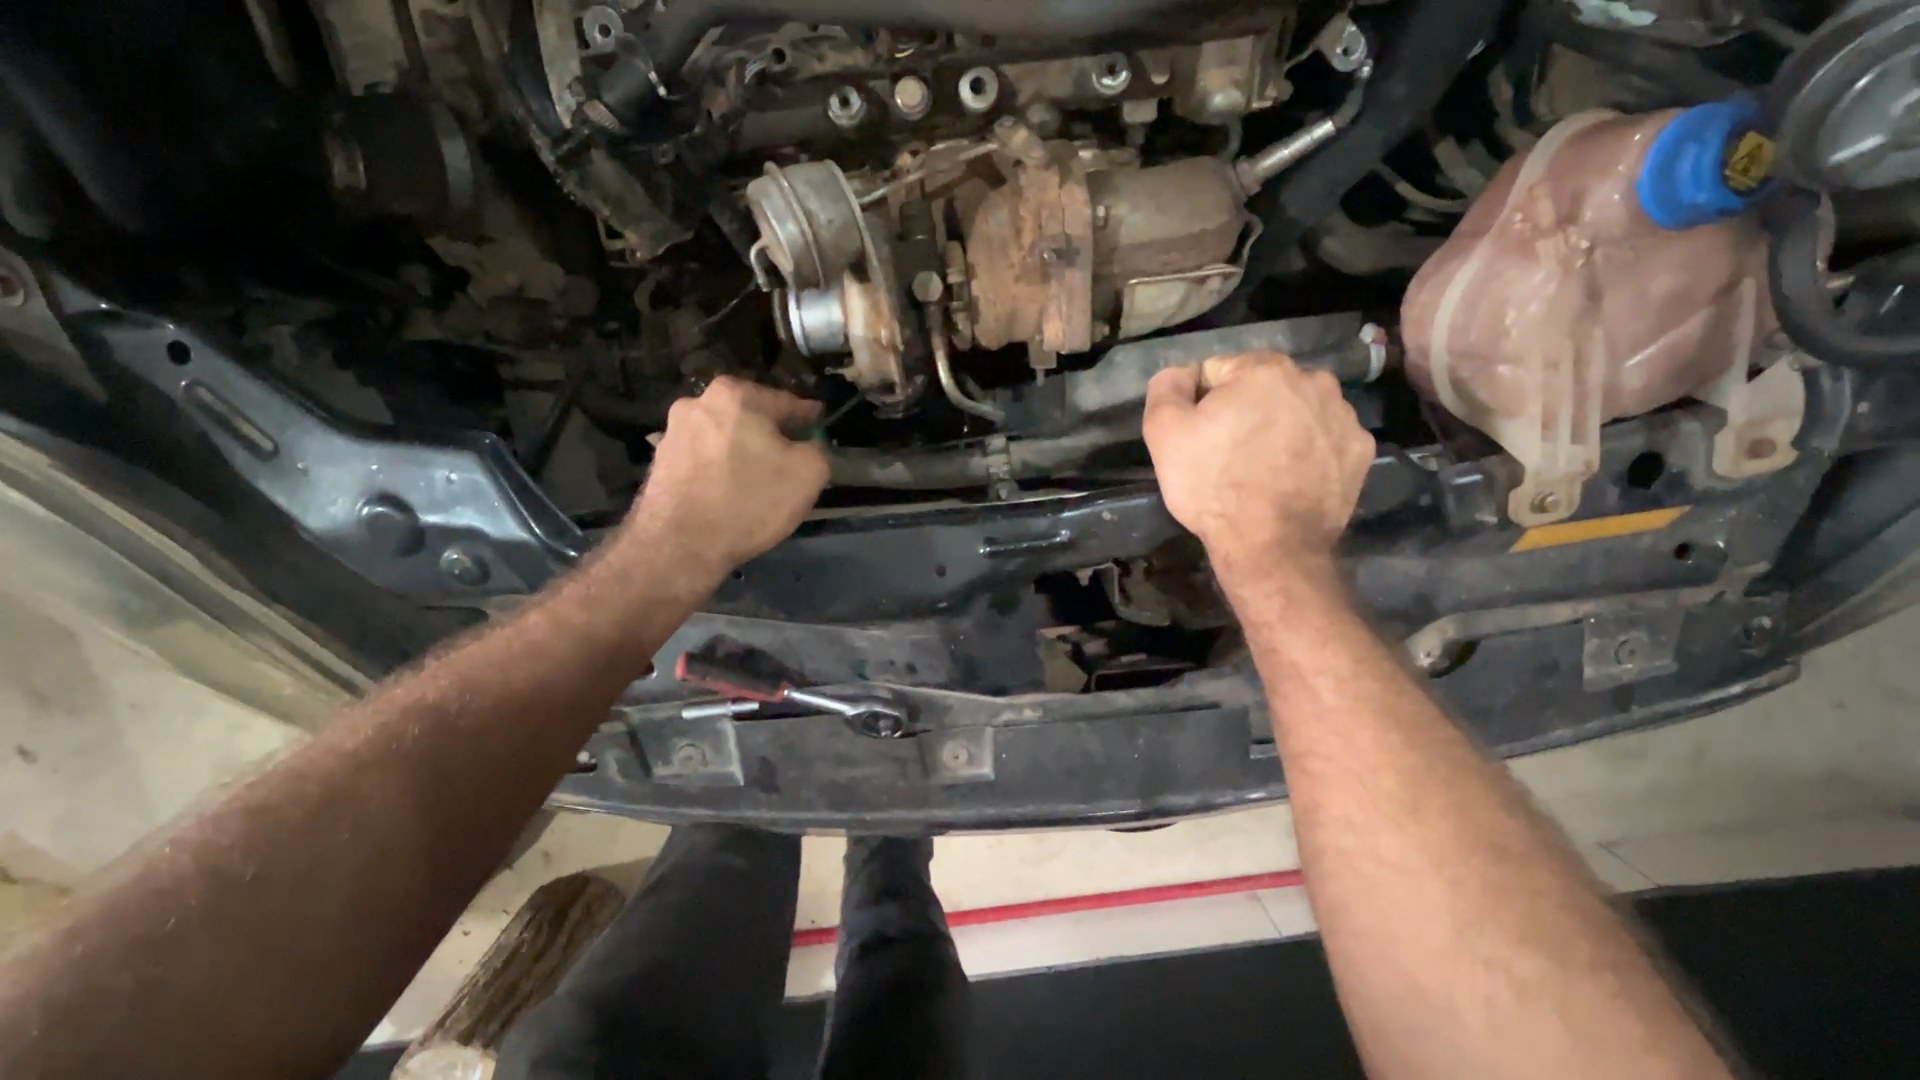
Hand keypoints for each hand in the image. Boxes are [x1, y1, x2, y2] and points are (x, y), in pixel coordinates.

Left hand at [614, 376, 829, 578]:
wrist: (680, 545)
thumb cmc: (750, 500)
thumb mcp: (809, 473)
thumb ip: (817, 450)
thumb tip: (807, 447)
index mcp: (735, 395)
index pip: (785, 402)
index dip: (806, 416)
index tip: (818, 425)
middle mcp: (697, 403)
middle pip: (749, 418)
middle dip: (770, 434)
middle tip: (789, 458)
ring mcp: (673, 434)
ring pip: (723, 439)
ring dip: (741, 453)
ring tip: (757, 482)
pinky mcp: (659, 464)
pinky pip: (703, 461)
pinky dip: (719, 472)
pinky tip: (730, 495)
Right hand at [1143, 352, 1373, 574]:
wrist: (1270, 546)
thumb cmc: (1213, 485)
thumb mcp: (1164, 433)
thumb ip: (1167, 387)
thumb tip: (1182, 373)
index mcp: (1264, 368)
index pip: (1219, 371)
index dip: (1202, 404)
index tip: (1200, 437)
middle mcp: (1313, 380)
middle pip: (1263, 388)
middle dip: (1246, 411)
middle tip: (1229, 454)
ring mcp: (1343, 416)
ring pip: (1298, 411)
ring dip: (1281, 428)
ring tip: (1263, 469)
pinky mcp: (1360, 451)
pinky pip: (1325, 439)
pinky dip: (1310, 452)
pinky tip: (1292, 479)